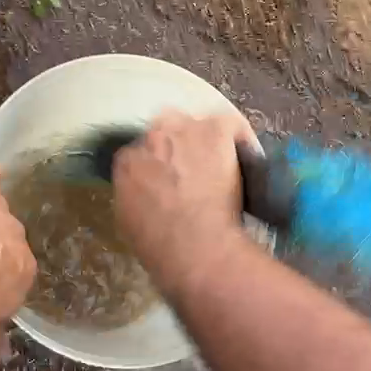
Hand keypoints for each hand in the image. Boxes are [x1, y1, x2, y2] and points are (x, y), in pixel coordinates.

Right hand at [112, 111, 254, 289]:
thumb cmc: (159, 245)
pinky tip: (244, 155)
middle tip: (189, 171)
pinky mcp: (216, 131)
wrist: (194, 243)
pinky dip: (238, 138)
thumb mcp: (128, 221)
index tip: (164, 179)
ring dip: (204, 141)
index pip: (140, 153)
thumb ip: (132, 195)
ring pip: (197, 125)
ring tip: (217, 164)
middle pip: (165, 130)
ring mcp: (185, 130)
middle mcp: (153, 136)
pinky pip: (229, 125)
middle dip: (175, 147)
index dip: (155, 165)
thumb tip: (144, 192)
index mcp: (127, 161)